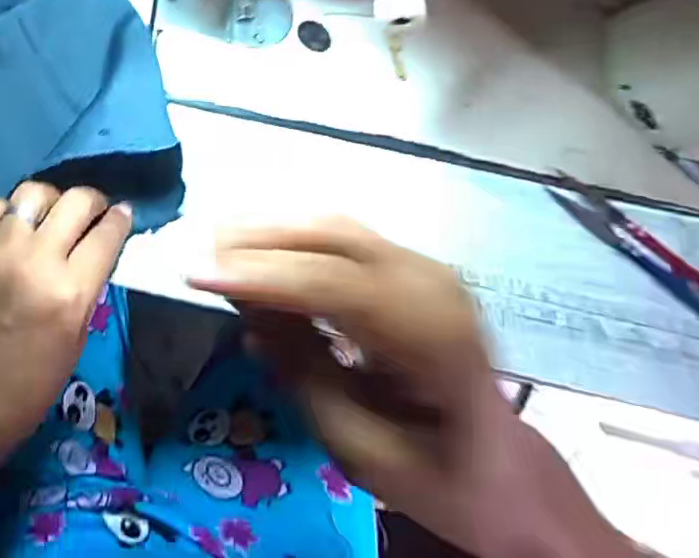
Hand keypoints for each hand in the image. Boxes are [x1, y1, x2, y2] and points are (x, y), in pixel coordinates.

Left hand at [0, 183, 132, 473]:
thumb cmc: (28, 387)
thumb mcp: (75, 341)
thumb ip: (86, 290)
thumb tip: (97, 250)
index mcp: (70, 292)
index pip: (105, 236)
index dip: (121, 220)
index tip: (124, 213)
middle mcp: (36, 259)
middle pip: (75, 202)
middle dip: (93, 201)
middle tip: (95, 211)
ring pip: (33, 193)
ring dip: (51, 200)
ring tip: (54, 214)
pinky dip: (11, 211)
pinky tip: (16, 226)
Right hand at [188, 217, 633, 557]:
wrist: (502, 467)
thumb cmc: (435, 473)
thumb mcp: (362, 450)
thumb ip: (304, 377)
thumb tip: (248, 315)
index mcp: (435, 339)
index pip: (334, 285)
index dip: (259, 274)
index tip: (197, 274)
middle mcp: (433, 284)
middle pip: (330, 237)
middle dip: (254, 240)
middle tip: (196, 256)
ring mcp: (424, 264)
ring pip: (329, 224)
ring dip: (265, 231)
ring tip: (214, 249)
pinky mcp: (407, 260)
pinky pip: (335, 233)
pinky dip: (286, 236)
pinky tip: (252, 249)